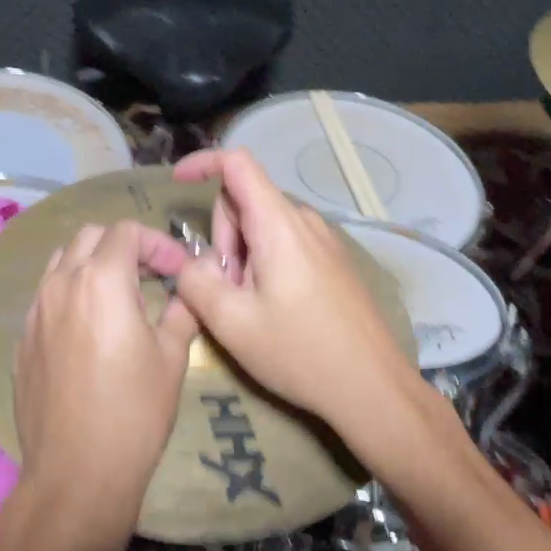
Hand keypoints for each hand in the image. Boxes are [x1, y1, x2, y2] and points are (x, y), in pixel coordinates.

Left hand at [12, 220, 199, 550]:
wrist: (76, 474)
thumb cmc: (134, 413)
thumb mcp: (172, 358)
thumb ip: (183, 310)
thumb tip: (192, 288)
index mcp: (101, 279)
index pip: (126, 231)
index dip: (158, 243)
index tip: (178, 271)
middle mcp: (61, 284)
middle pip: (89, 238)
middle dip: (123, 246)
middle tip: (151, 277)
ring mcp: (34, 312)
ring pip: (61, 264)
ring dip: (92, 267)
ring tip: (119, 300)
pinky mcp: (21, 341)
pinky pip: (45, 299)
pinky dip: (70, 297)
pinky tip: (89, 332)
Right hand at [169, 149, 417, 431]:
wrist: (373, 387)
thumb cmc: (300, 352)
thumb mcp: (230, 321)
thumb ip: (195, 280)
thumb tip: (190, 262)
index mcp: (278, 224)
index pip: (236, 163)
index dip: (202, 163)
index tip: (177, 184)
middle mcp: (304, 220)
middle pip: (245, 201)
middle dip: (223, 238)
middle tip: (227, 292)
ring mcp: (323, 240)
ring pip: (263, 226)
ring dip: (243, 256)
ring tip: (252, 309)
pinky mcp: (333, 261)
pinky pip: (285, 243)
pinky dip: (265, 264)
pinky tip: (276, 311)